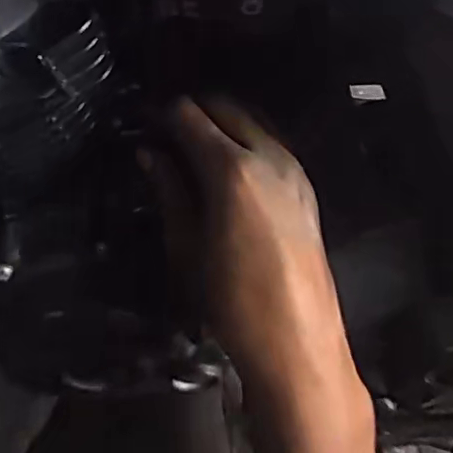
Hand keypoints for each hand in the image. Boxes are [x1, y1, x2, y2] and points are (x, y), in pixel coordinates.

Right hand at [144, 97, 374, 452]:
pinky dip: (245, 136)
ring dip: (221, 120)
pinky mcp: (306, 185)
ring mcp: (293, 168)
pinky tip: (229, 163)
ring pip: (251, 117)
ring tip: (195, 143)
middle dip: (192, 110)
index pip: (189, 114)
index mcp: (231, 169)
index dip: (162, 113)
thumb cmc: (234, 302)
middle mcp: (267, 155)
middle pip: (223, 105)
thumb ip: (169, 189)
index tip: (146, 121)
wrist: (300, 347)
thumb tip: (149, 153)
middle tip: (167, 130)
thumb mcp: (188, 245)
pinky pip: (271, 140)